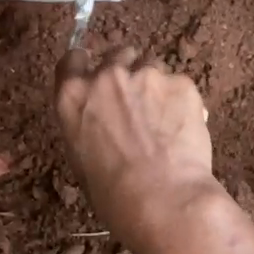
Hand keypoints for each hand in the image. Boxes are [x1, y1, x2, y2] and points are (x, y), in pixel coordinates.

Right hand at [55, 46, 226, 253]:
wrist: (160, 197)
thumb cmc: (111, 191)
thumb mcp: (79, 156)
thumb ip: (86, 123)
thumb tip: (100, 120)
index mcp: (72, 96)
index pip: (71, 60)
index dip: (83, 66)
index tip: (91, 76)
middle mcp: (106, 76)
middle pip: (117, 55)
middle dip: (124, 72)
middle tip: (133, 103)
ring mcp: (146, 75)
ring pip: (151, 67)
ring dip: (153, 86)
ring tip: (161, 121)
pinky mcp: (181, 83)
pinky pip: (179, 85)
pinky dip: (180, 102)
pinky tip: (181, 131)